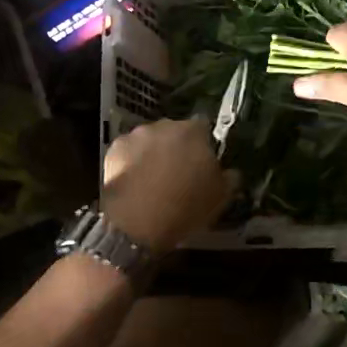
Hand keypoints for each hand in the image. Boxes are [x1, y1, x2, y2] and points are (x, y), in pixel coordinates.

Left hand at [101, 118, 234, 250]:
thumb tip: (231, 171)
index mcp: (194, 132)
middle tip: (177, 171)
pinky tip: (133, 181)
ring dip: (152, 151)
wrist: (138, 220)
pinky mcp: (114, 148)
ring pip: (149, 139)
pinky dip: (130, 160)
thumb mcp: (220, 198)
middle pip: (174, 131)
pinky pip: (128, 150)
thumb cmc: (186, 207)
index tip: (202, 161)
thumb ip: (229, 178)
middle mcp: (165, 125)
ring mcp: (137, 134)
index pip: (203, 126)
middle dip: (176, 145)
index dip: (203, 143)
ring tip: (152, 178)